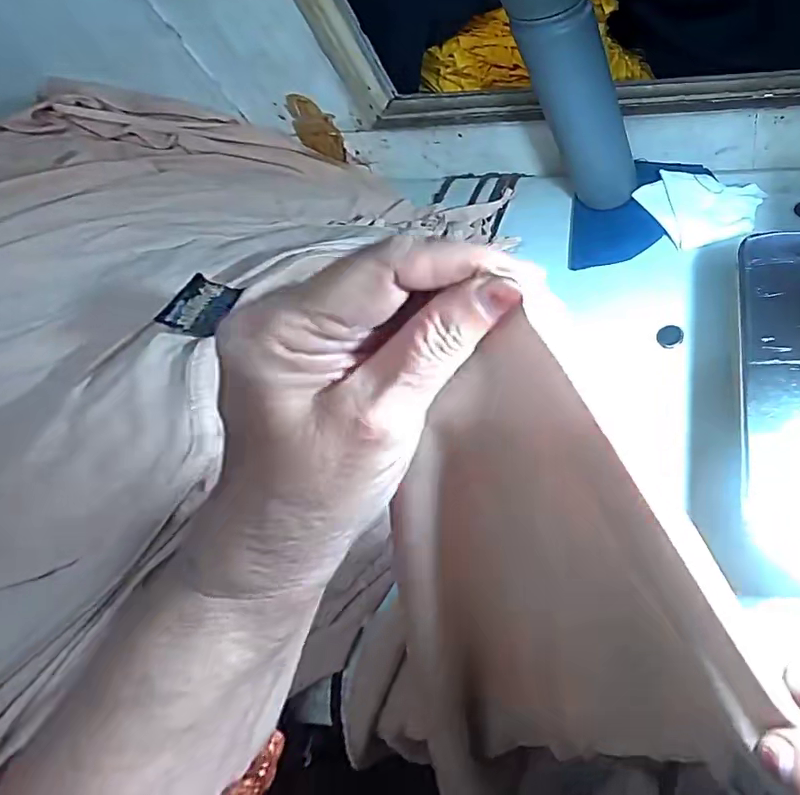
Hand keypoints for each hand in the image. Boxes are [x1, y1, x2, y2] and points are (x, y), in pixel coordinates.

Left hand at [190, 237, 525, 597]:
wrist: (274, 539)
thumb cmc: (318, 495)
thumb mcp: (384, 418)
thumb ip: (437, 344)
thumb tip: (501, 288)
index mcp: (281, 325)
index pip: (383, 266)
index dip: (456, 261)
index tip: (519, 276)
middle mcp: (284, 304)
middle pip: (388, 264)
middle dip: (460, 270)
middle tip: (524, 284)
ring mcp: (302, 315)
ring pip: (394, 278)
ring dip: (453, 284)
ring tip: (509, 293)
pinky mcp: (323, 331)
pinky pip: (389, 302)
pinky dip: (435, 304)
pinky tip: (472, 309)